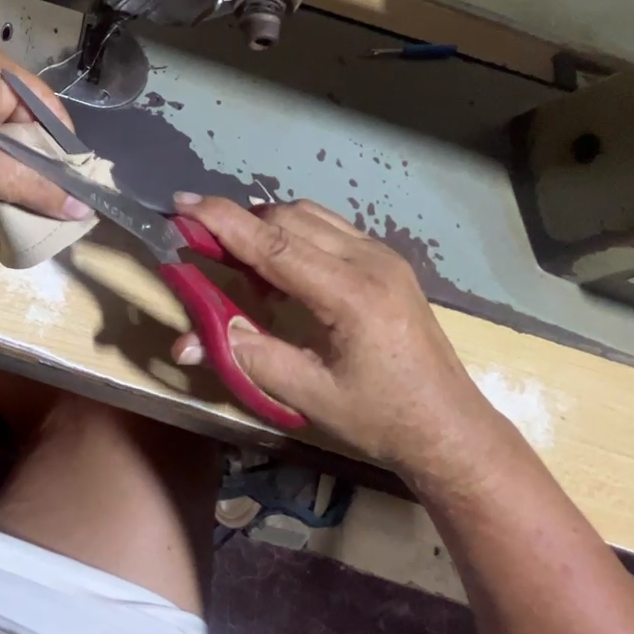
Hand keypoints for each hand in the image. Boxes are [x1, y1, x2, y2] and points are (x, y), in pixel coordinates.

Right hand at [171, 195, 514, 485]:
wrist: (451, 429)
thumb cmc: (379, 417)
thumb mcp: (306, 392)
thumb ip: (242, 355)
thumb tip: (182, 343)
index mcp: (353, 295)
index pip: (273, 244)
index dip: (223, 222)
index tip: (181, 204)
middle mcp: (371, 262)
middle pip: (286, 219)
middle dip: (236, 223)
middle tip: (199, 246)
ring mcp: (382, 256)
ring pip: (306, 215)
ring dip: (262, 226)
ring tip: (237, 261)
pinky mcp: (385, 260)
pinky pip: (325, 226)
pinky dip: (289, 234)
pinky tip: (277, 267)